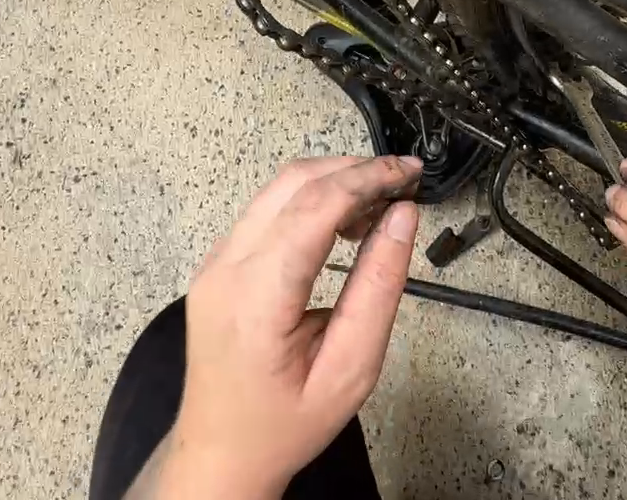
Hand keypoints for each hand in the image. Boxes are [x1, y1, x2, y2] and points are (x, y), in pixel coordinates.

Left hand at [141, 155, 421, 499]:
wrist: (219, 455)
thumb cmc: (286, 423)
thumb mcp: (351, 370)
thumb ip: (379, 288)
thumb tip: (402, 216)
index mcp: (256, 298)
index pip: (316, 206)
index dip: (368, 177)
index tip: (411, 172)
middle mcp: (225, 267)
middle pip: (295, 182)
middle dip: (355, 170)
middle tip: (402, 183)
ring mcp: (215, 260)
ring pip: (280, 186)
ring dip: (334, 180)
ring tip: (378, 204)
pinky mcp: (218, 260)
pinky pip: (268, 206)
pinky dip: (313, 198)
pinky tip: (344, 221)